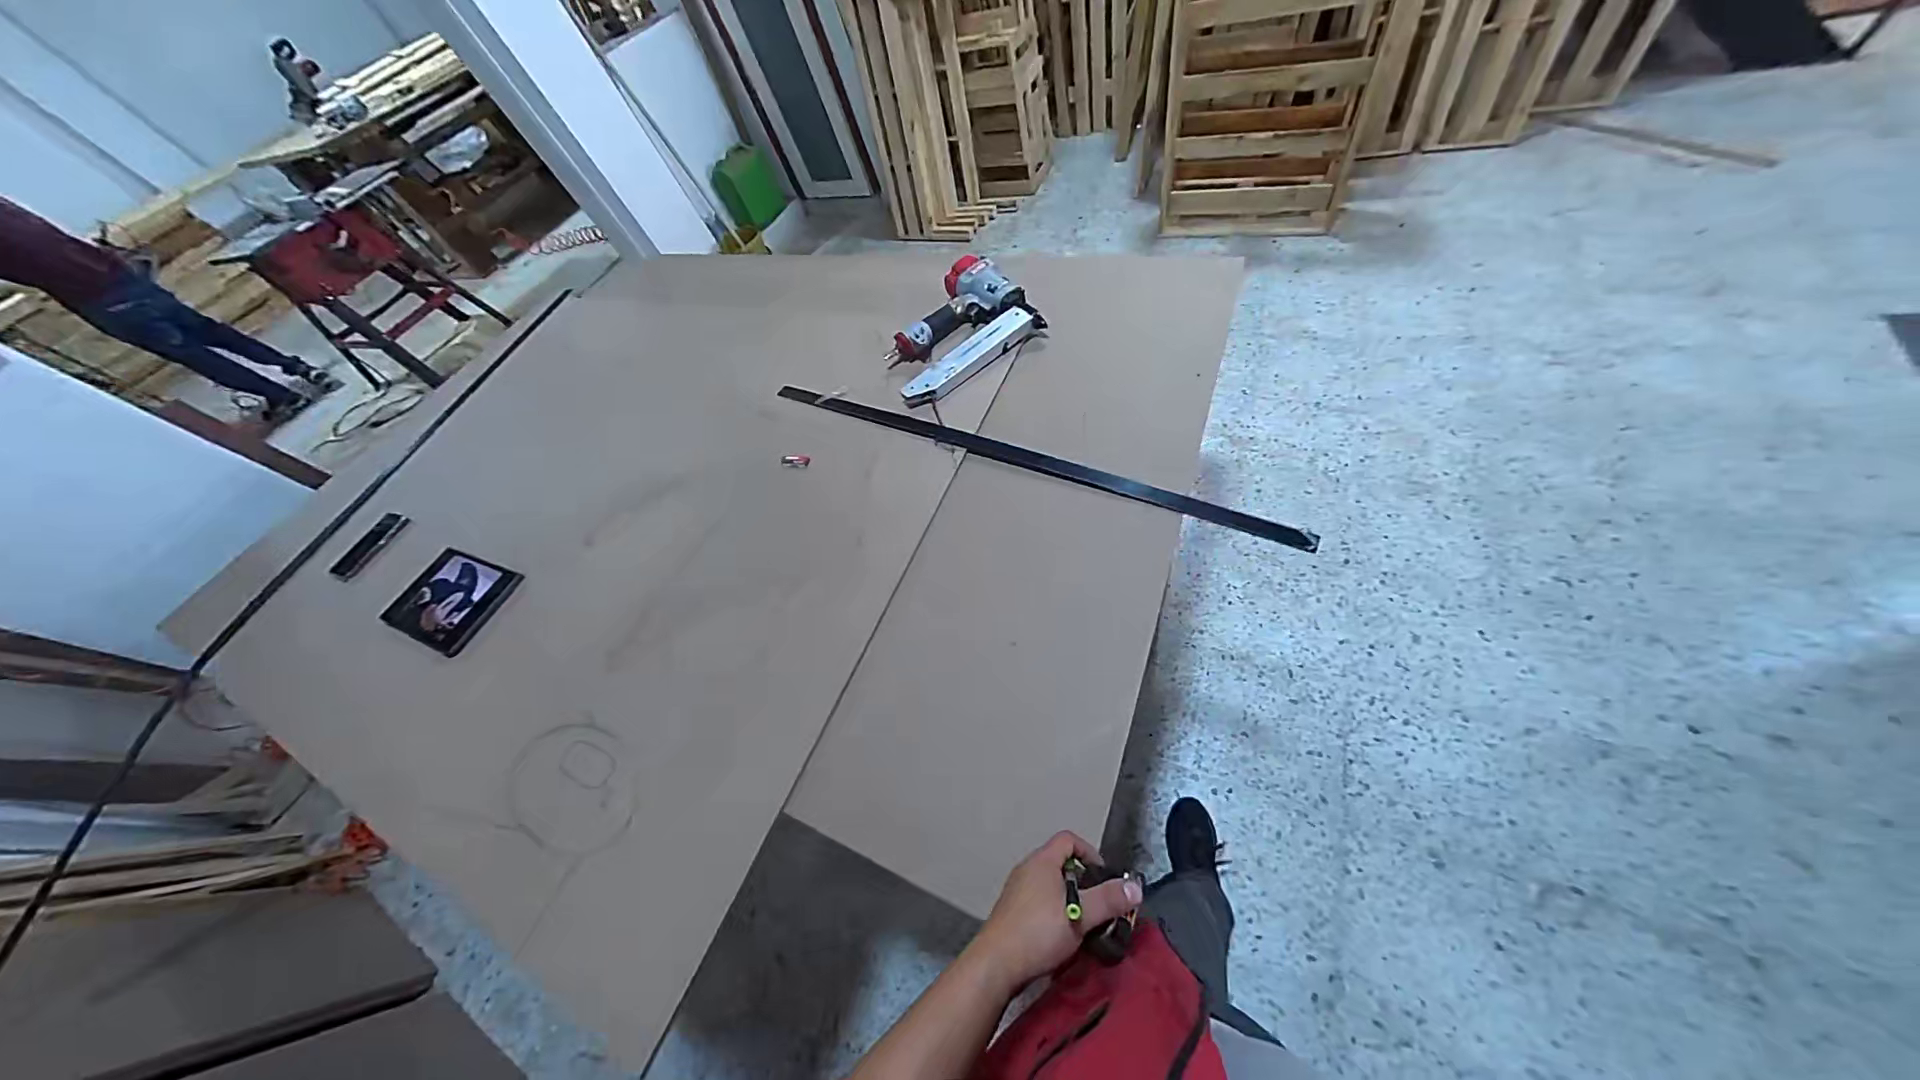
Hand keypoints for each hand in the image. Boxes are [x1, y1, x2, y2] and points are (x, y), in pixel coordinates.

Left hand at [964, 831, 1143, 993]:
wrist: (996, 965)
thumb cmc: (1038, 932)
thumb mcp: (1081, 915)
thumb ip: (1109, 900)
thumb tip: (1136, 887)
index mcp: (1041, 861)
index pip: (1068, 839)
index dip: (1090, 853)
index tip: (1105, 878)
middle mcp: (1027, 870)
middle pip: (1061, 863)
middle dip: (1085, 882)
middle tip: (1101, 906)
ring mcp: (1017, 891)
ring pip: (1052, 886)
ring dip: (1071, 901)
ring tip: (1087, 924)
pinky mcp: (1013, 913)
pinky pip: (1041, 903)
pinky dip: (1057, 913)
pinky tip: (1064, 937)